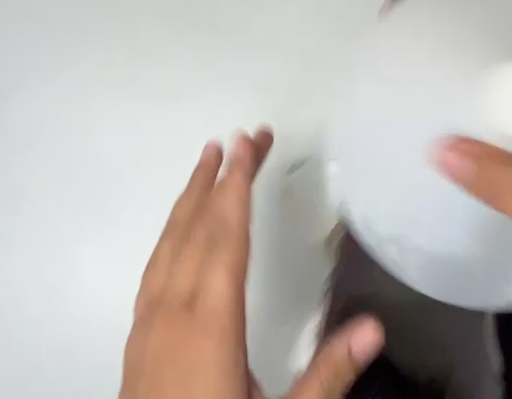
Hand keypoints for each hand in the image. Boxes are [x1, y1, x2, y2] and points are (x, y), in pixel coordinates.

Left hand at [122, 129, 384, 398]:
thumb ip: (326, 375)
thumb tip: (374, 325)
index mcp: (208, 323)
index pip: (225, 234)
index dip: (238, 183)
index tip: (250, 142)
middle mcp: (171, 316)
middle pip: (195, 229)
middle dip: (217, 178)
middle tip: (240, 136)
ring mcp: (147, 331)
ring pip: (166, 247)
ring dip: (188, 200)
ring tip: (206, 163)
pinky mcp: (137, 349)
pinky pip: (153, 272)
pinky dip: (170, 237)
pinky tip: (179, 237)